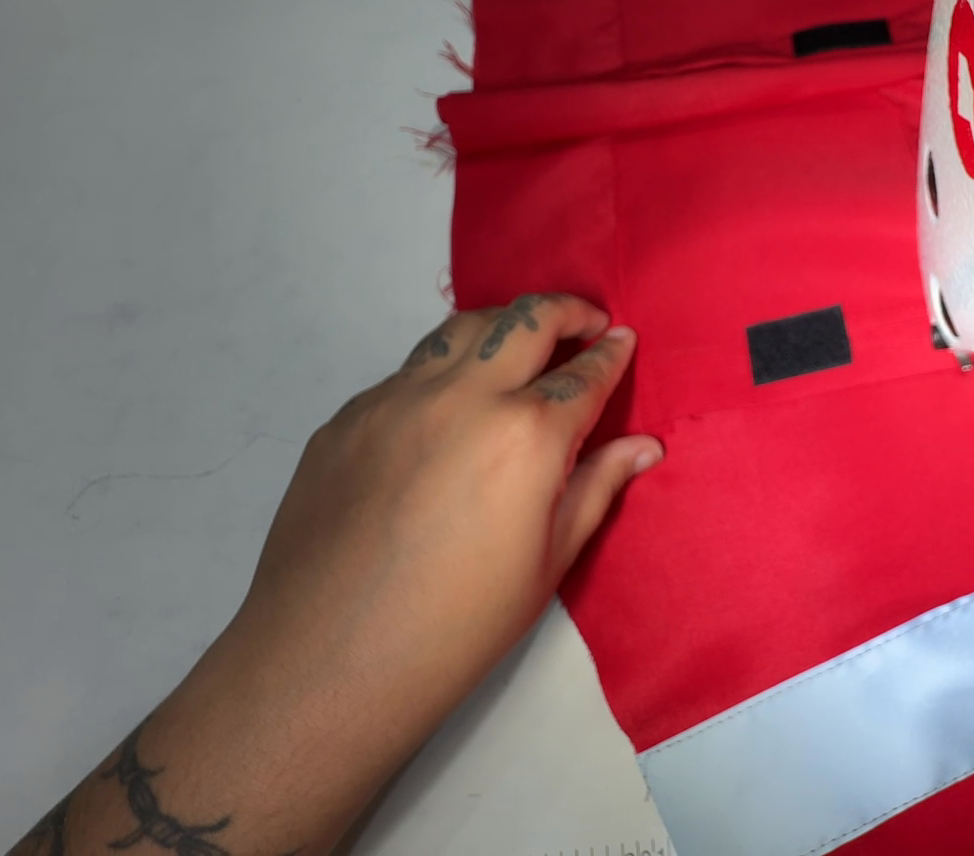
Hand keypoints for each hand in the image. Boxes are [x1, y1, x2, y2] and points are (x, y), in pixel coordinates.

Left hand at [231, 292, 661, 723]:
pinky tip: (447, 413)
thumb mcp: (551, 559)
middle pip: (525, 321)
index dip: (611, 354)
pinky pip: (407, 374)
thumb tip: (646, 446)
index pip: (583, 374)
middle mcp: (463, 398)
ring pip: (460, 329)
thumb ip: (598, 485)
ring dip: (503, 326)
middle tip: (584, 321)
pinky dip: (444, 373)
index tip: (624, 338)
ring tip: (520, 346)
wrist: (328, 662)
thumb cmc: (462, 622)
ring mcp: (395, 400)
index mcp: (527, 435)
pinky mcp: (347, 418)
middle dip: (566, 310)